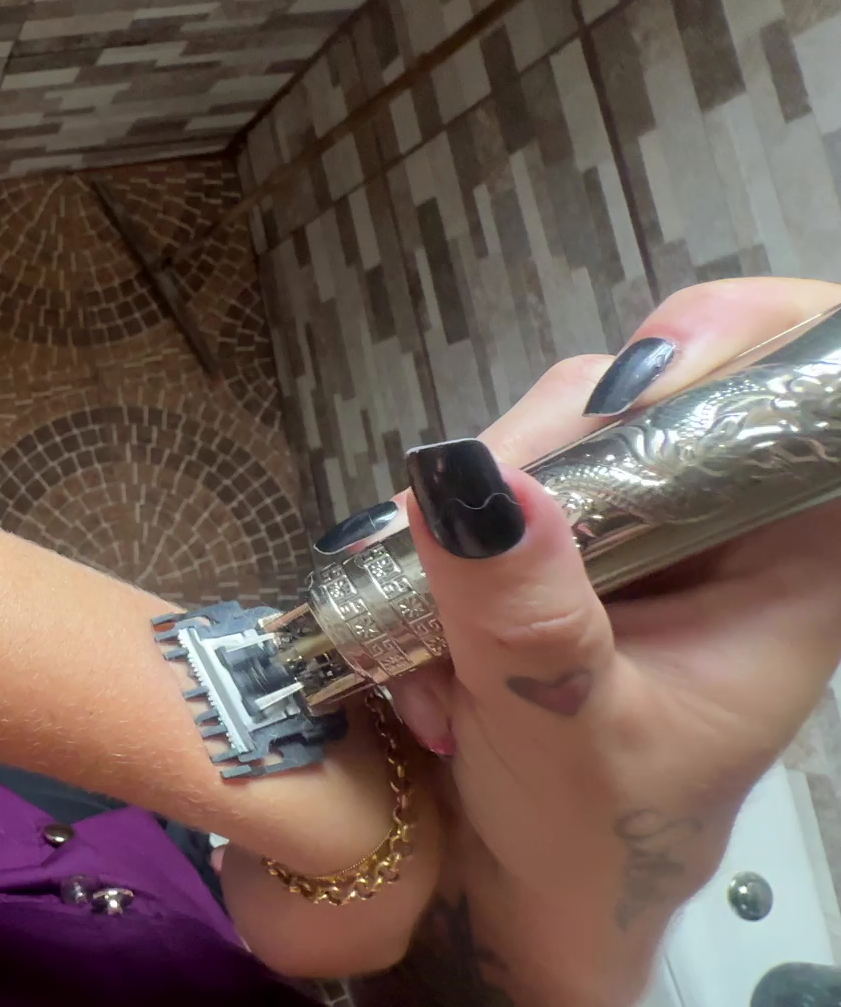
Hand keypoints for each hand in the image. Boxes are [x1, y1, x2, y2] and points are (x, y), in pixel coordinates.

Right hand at [390, 279, 840, 1001]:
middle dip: (518, 462)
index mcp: (791, 560)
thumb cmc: (585, 825)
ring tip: (424, 627)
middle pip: (621, 399)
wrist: (522, 865)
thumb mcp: (559, 729)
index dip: (730, 344)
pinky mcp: (523, 541)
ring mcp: (602, 527)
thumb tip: (458, 476)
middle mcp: (702, 521)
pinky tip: (408, 613)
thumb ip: (521, 613)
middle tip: (448, 553)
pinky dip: (417, 539)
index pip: (808, 392)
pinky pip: (461, 491)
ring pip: (521, 441)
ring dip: (447, 520)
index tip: (621, 397)